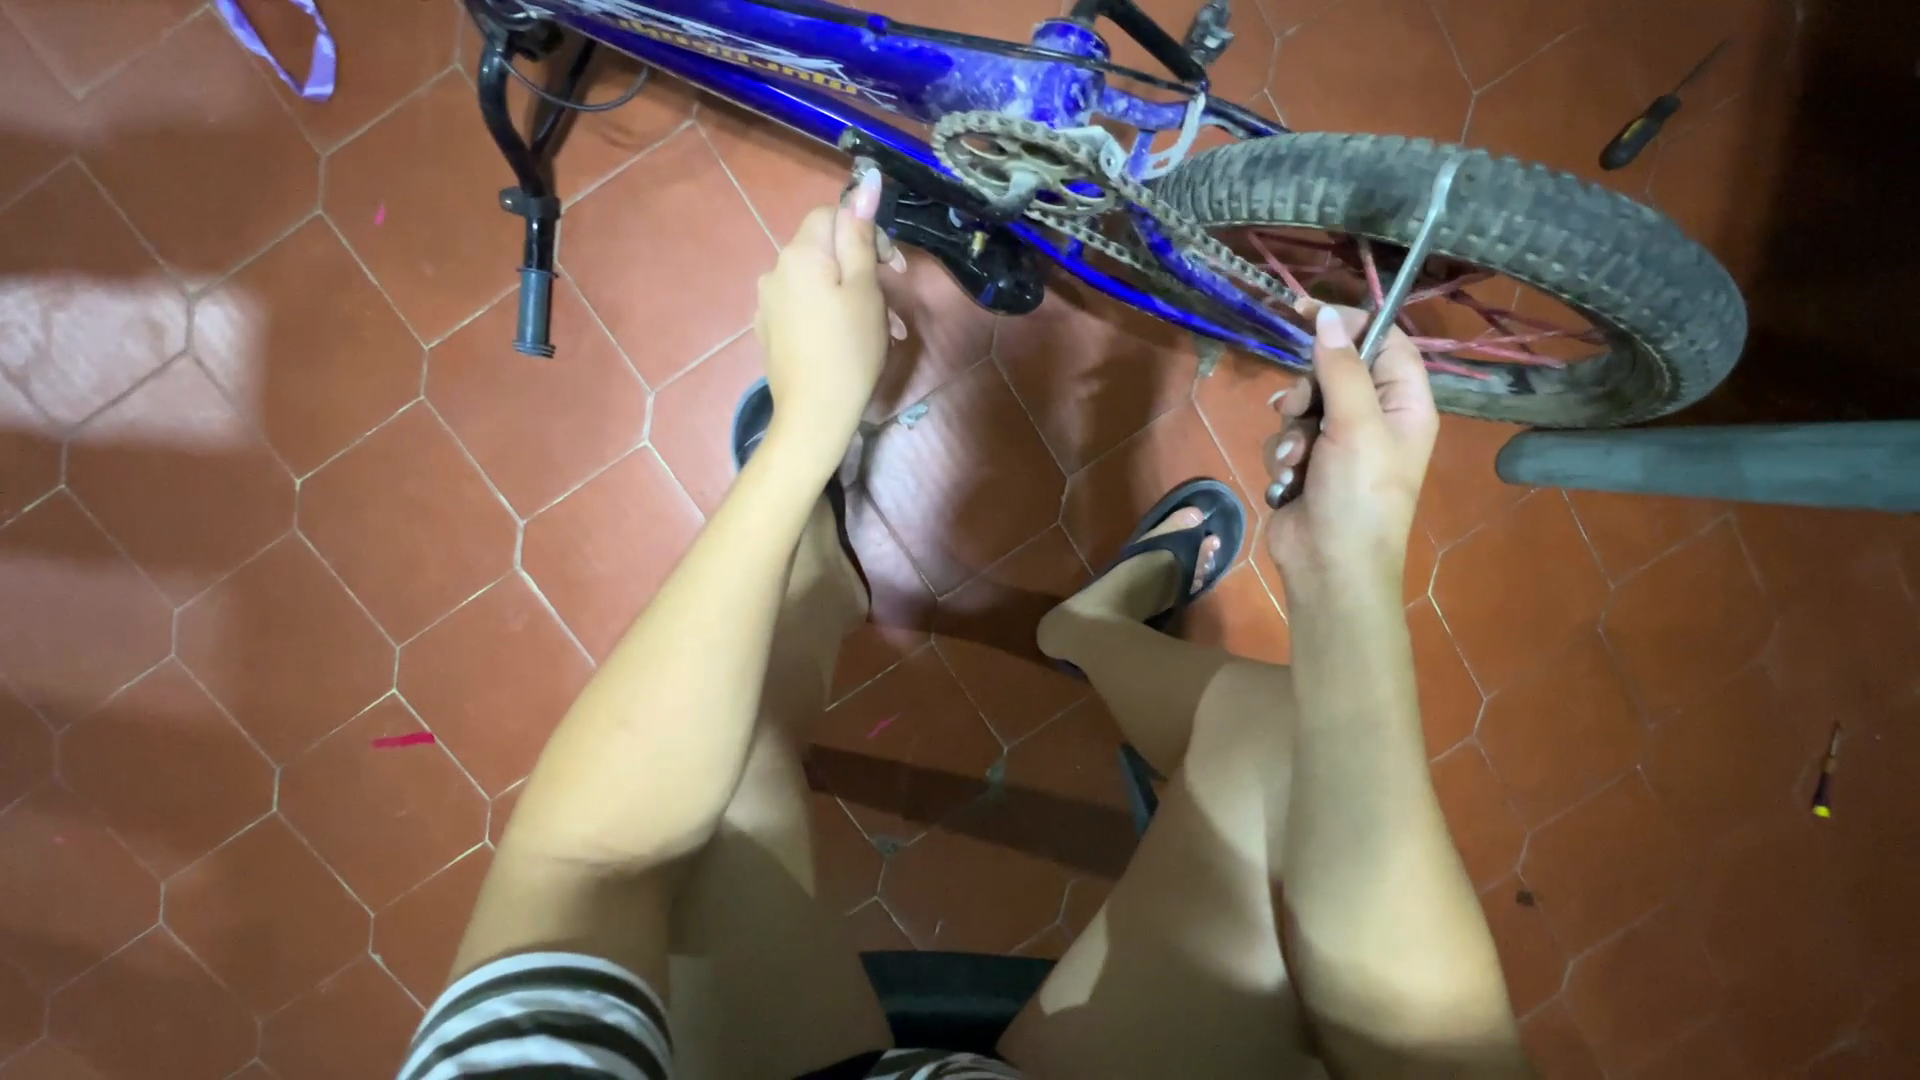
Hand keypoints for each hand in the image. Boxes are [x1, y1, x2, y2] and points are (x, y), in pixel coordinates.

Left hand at [753, 169, 902, 471]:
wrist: (814, 415)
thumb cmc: (849, 350)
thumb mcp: (865, 289)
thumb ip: (860, 234)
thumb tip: (864, 181)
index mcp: (800, 253)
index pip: (832, 214)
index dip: (867, 232)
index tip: (895, 267)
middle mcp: (776, 271)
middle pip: (824, 251)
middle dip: (862, 269)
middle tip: (894, 306)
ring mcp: (768, 304)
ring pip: (817, 283)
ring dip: (850, 296)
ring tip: (880, 331)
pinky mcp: (770, 333)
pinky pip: (804, 310)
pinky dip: (829, 316)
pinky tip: (848, 344)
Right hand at [1265, 302, 1438, 593]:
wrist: (1329, 565)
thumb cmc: (1358, 495)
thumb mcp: (1356, 425)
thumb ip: (1340, 367)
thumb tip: (1327, 315)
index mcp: (1405, 404)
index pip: (1383, 343)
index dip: (1349, 324)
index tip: (1306, 311)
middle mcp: (1374, 418)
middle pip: (1332, 371)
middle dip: (1306, 389)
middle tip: (1299, 408)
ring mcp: (1338, 443)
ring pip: (1301, 406)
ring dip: (1289, 429)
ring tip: (1294, 458)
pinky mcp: (1306, 464)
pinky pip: (1285, 436)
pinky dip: (1280, 453)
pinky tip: (1286, 477)